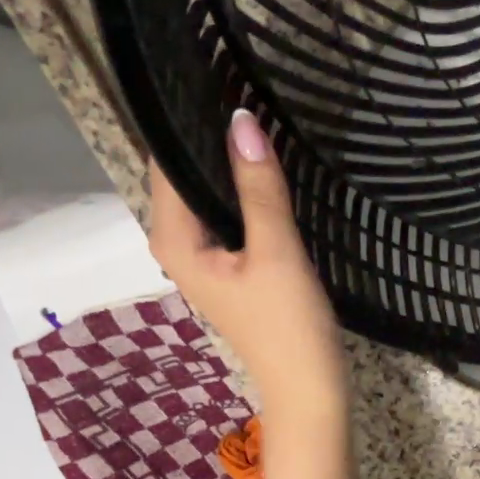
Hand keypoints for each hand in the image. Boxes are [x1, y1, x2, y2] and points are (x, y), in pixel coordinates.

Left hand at [148, 111, 347, 413]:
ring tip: (264, 135)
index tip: (223, 90)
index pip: (169, 162)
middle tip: (251, 106)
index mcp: (172, 238)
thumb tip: (243, 121)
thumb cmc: (290, 326)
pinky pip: (230, 220)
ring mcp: (204, 259)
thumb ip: (259, 189)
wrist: (310, 389)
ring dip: (235, 174)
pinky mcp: (232, 270)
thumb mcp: (278, 253)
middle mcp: (176, 244)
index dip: (194, 126)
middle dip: (216, 146)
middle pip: (188, 179)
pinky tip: (271, 184)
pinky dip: (247, 201)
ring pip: (212, 199)